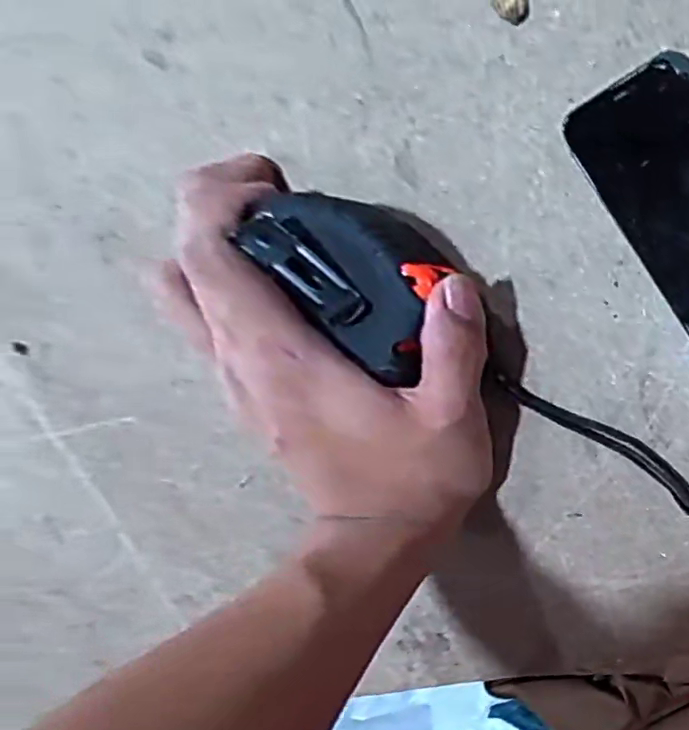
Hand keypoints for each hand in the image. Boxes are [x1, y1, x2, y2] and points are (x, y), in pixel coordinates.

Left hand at [150, 154, 491, 544]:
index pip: (210, 250)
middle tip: (276, 210)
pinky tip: (293, 310)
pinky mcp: (250, 402)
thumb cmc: (417, 476)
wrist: (381, 536)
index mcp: (280, 353)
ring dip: (216, 259)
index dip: (222, 197)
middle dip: (209, 218)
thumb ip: (453, 347)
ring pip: (186, 299)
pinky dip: (234, 298)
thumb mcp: (453, 413)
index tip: (273, 181)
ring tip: (284, 256)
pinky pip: (213, 330)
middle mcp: (238, 360)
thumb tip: (454, 287)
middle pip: (180, 265)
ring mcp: (236, 384)